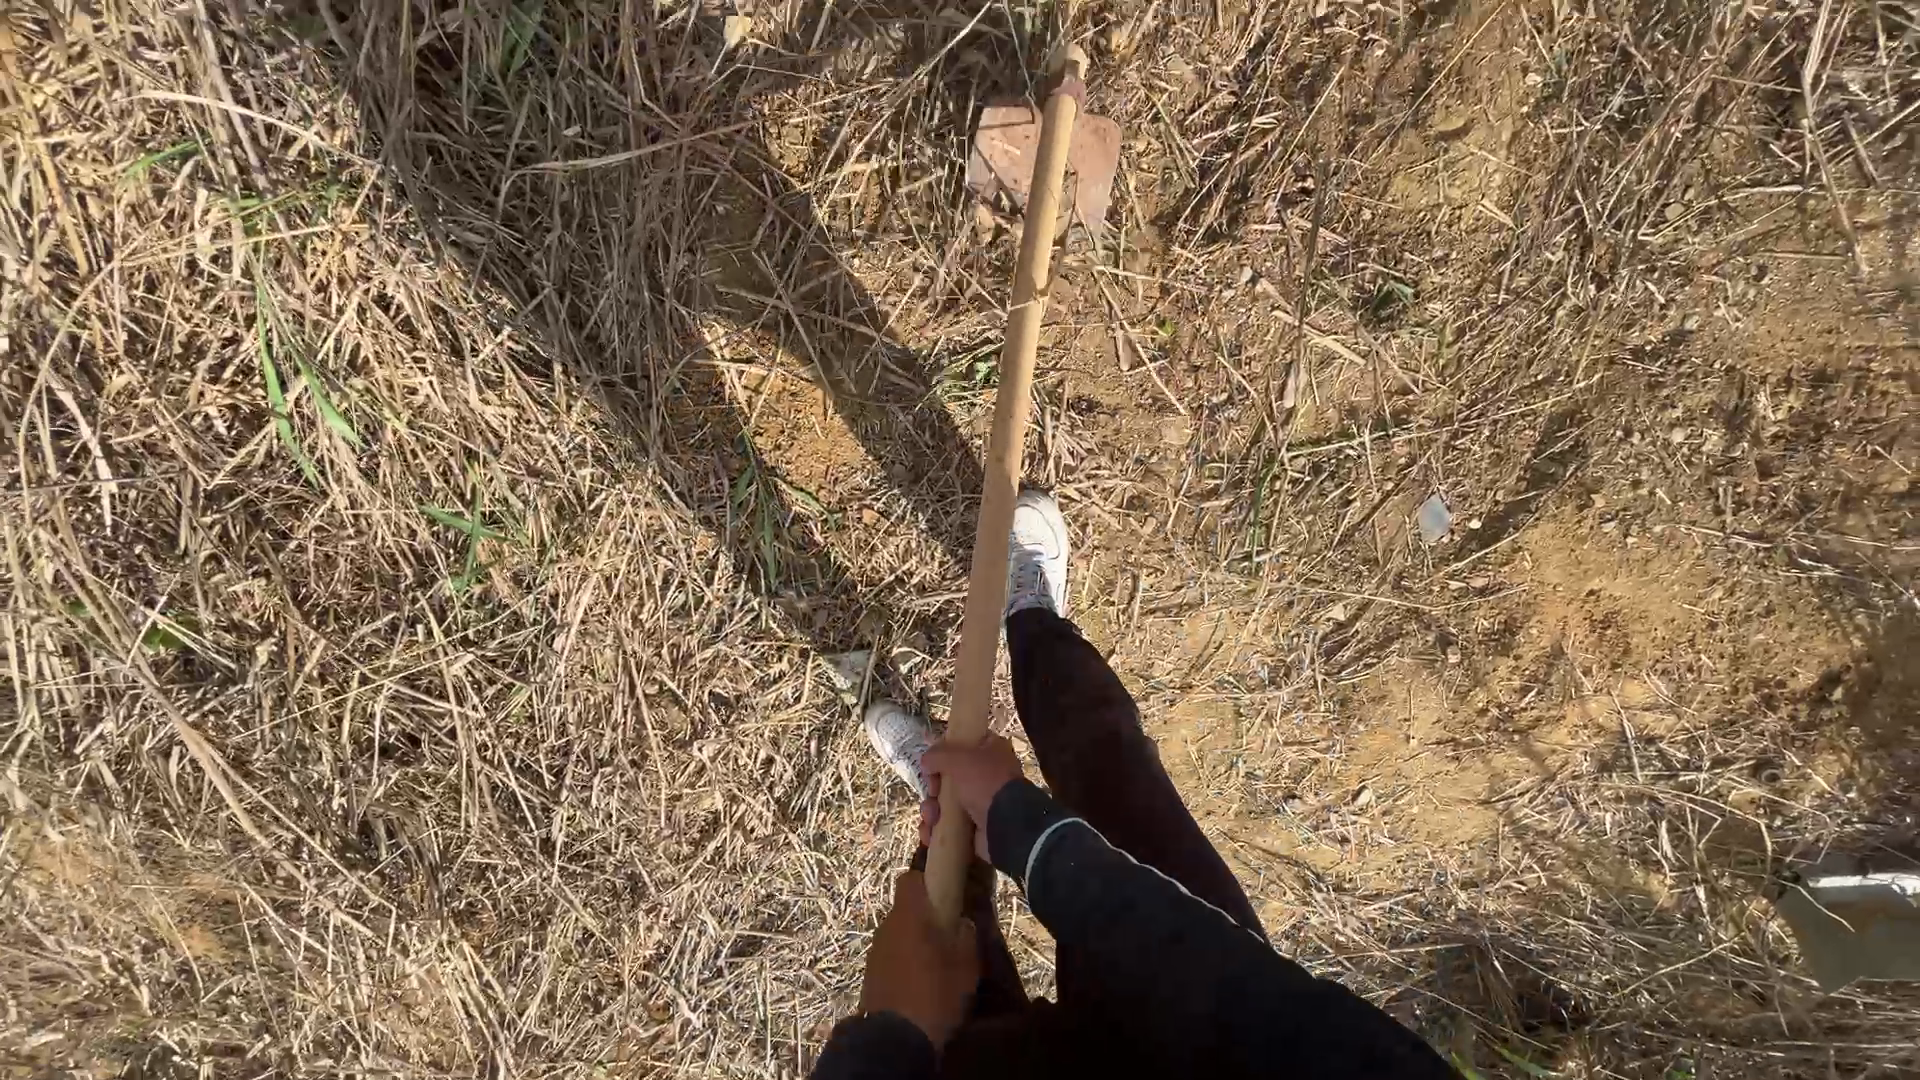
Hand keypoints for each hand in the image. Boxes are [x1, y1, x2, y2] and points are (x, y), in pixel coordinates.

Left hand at [859, 871, 977, 1047]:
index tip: (944, 894)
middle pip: (905, 908)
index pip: (910, 879)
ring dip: (914, 941)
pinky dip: (904, 962)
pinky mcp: (871, 974)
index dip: (926, 881)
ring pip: (898, 933)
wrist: (895, 1039)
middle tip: (947, 934)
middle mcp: (887, 925)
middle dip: (924, 916)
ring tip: (936, 964)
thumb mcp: (965, 965)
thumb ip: (966, 936)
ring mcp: (876, 950)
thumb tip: (962, 922)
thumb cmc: (935, 992)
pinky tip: (920, 983)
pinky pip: (891, 956)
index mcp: (909, 914)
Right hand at [918, 735, 1024, 861]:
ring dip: (932, 810)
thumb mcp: (959, 758)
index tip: (931, 763)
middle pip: (950, 776)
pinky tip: (929, 834)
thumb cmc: (985, 782)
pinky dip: (936, 830)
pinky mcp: (975, 828)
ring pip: (945, 803)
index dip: (944, 753)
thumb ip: (938, 754)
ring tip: (931, 819)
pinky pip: (949, 826)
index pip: (963, 745)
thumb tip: (926, 761)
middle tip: (932, 793)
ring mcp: (982, 803)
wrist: (1006, 825)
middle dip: (934, 787)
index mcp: (991, 751)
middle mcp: (988, 775)